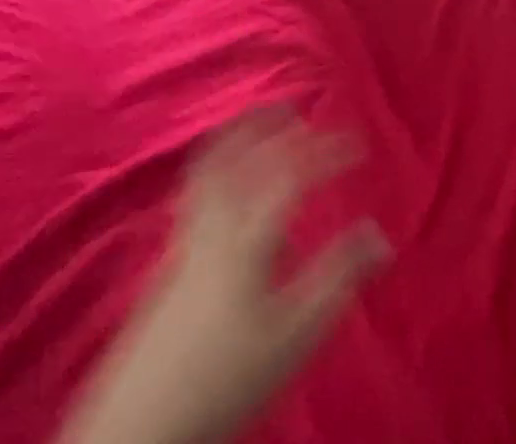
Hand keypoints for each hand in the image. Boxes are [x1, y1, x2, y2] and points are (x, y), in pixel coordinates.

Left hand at [60, 112, 387, 443]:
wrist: (136, 433)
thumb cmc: (229, 376)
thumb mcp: (300, 329)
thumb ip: (341, 275)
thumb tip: (379, 234)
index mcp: (244, 246)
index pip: (287, 179)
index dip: (323, 152)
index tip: (359, 141)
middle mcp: (205, 241)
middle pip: (222, 170)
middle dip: (254, 132)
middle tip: (283, 106)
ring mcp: (177, 261)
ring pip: (202, 189)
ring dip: (232, 154)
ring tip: (256, 137)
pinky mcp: (164, 283)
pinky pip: (195, 211)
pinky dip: (219, 185)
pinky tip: (234, 202)